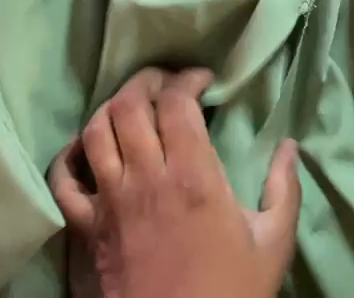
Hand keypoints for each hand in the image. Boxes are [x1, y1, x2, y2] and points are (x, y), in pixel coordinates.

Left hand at [48, 67, 301, 297]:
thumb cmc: (229, 293)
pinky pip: (63, 180)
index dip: (187, 78)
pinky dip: (68, 156)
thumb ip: (284, 190)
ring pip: (95, 130)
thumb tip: (291, 146)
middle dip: (147, 81)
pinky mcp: (86, 228)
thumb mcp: (273, 244)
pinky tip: (85, 148)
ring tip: (131, 106)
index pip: (176, 102)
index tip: (202, 79)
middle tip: (166, 83)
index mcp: (193, 176)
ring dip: (111, 107)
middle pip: (130, 104)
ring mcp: (110, 201)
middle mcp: (146, 177)